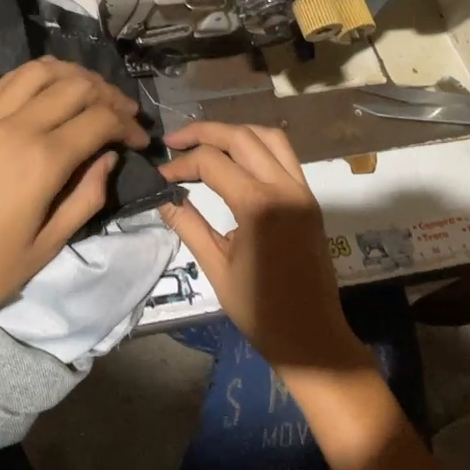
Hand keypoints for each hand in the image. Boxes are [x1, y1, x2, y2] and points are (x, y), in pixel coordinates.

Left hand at [0, 57, 150, 329]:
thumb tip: (107, 158)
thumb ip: (86, 197)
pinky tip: (45, 93)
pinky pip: (4, 83)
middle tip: (124, 114)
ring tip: (90, 93)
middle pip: (75, 85)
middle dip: (108, 95)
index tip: (140, 141)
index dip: (128, 125)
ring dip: (73, 75)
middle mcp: (13, 127)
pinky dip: (34, 78)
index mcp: (40, 161)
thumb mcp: (47, 246)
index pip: (99, 120)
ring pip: (37, 71)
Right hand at [159, 123, 352, 364]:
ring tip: (204, 143)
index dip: (180, 164)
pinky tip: (234, 160)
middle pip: (240, 137)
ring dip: (234, 132)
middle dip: (203, 132)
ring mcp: (301, 191)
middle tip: (172, 141)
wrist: (310, 336)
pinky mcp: (309, 199)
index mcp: (259, 206)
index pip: (212, 162)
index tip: (159, 177)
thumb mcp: (215, 267)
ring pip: (268, 137)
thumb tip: (162, 198)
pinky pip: (283, 156)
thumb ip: (188, 225)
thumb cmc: (259, 309)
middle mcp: (284, 188)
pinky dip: (256, 147)